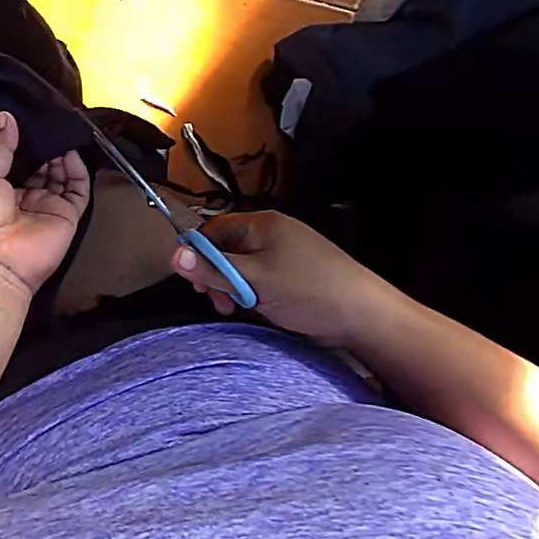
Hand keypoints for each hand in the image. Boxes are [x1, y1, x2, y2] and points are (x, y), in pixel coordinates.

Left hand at [0, 111, 89, 304]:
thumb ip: (0, 147)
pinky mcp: (68, 217)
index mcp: (1, 191)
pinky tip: (72, 154)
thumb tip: (5, 118)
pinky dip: (78, 171)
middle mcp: (26, 199)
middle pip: (44, 168)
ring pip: (63, 177)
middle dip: (47, 149)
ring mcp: (48, 208)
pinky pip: (78, 190)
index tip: (31, 125)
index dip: (26, 145)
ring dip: (63, 156)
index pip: (19, 163)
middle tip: (50, 128)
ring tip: (62, 137)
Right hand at [171, 210, 398, 347]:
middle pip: (226, 251)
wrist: (363, 314)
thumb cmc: (312, 289)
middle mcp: (271, 235)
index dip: (198, 254)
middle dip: (217, 277)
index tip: (195, 281)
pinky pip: (260, 282)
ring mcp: (283, 257)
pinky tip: (260, 309)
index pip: (213, 229)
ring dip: (235, 290)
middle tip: (222, 302)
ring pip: (242, 270)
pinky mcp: (292, 277)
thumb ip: (213, 270)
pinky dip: (254, 296)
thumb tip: (175, 256)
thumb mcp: (255, 280)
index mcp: (262, 224)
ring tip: (243, 308)